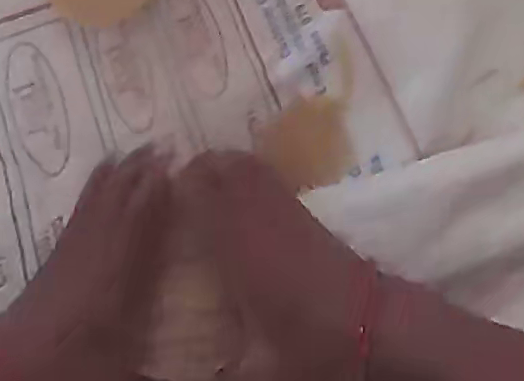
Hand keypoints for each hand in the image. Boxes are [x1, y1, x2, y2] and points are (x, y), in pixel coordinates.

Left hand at [0, 147, 171, 380]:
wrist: (20, 363)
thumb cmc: (81, 351)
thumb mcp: (126, 330)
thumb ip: (149, 288)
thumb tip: (187, 289)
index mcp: (115, 260)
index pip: (141, 213)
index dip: (159, 187)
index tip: (176, 163)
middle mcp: (96, 241)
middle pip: (121, 194)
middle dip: (143, 168)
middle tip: (165, 144)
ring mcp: (76, 237)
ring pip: (103, 192)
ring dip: (123, 168)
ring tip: (142, 147)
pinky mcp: (62, 242)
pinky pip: (84, 199)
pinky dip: (98, 178)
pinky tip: (105, 165)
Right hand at [178, 152, 372, 376]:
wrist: (366, 322)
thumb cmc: (307, 343)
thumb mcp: (257, 367)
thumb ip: (217, 370)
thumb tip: (178, 376)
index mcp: (238, 246)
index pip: (200, 196)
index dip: (178, 187)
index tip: (157, 191)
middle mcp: (255, 215)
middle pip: (222, 167)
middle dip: (195, 167)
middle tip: (173, 184)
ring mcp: (280, 204)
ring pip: (244, 163)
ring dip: (220, 163)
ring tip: (199, 178)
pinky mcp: (299, 205)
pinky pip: (264, 171)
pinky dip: (243, 167)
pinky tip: (235, 185)